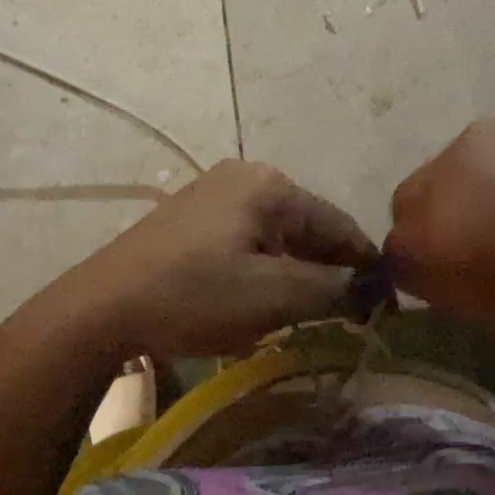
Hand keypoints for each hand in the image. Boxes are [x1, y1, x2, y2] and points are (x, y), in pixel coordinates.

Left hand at [55, 160, 379, 358]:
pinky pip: (247, 239)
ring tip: (314, 314)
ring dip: (298, 271)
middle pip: (306, 225)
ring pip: (276, 234)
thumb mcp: (272, 296)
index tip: (389, 308)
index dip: (365, 266)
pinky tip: (265, 299)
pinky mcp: (192, 217)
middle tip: (353, 318)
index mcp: (268, 185)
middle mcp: (244, 176)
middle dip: (330, 269)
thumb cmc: (194, 295)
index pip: (337, 223)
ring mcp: (214, 193)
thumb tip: (372, 288)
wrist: (105, 304)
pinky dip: (266, 267)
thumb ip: (330, 289)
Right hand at [385, 117, 494, 352]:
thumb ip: (454, 296)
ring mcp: (478, 141)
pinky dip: (488, 179)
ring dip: (456, 200)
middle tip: (474, 259)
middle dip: (426, 230)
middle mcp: (444, 175)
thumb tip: (429, 275)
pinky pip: (476, 157)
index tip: (448, 290)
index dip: (416, 276)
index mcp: (439, 233)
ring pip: (440, 175)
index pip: (393, 253)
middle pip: (406, 203)